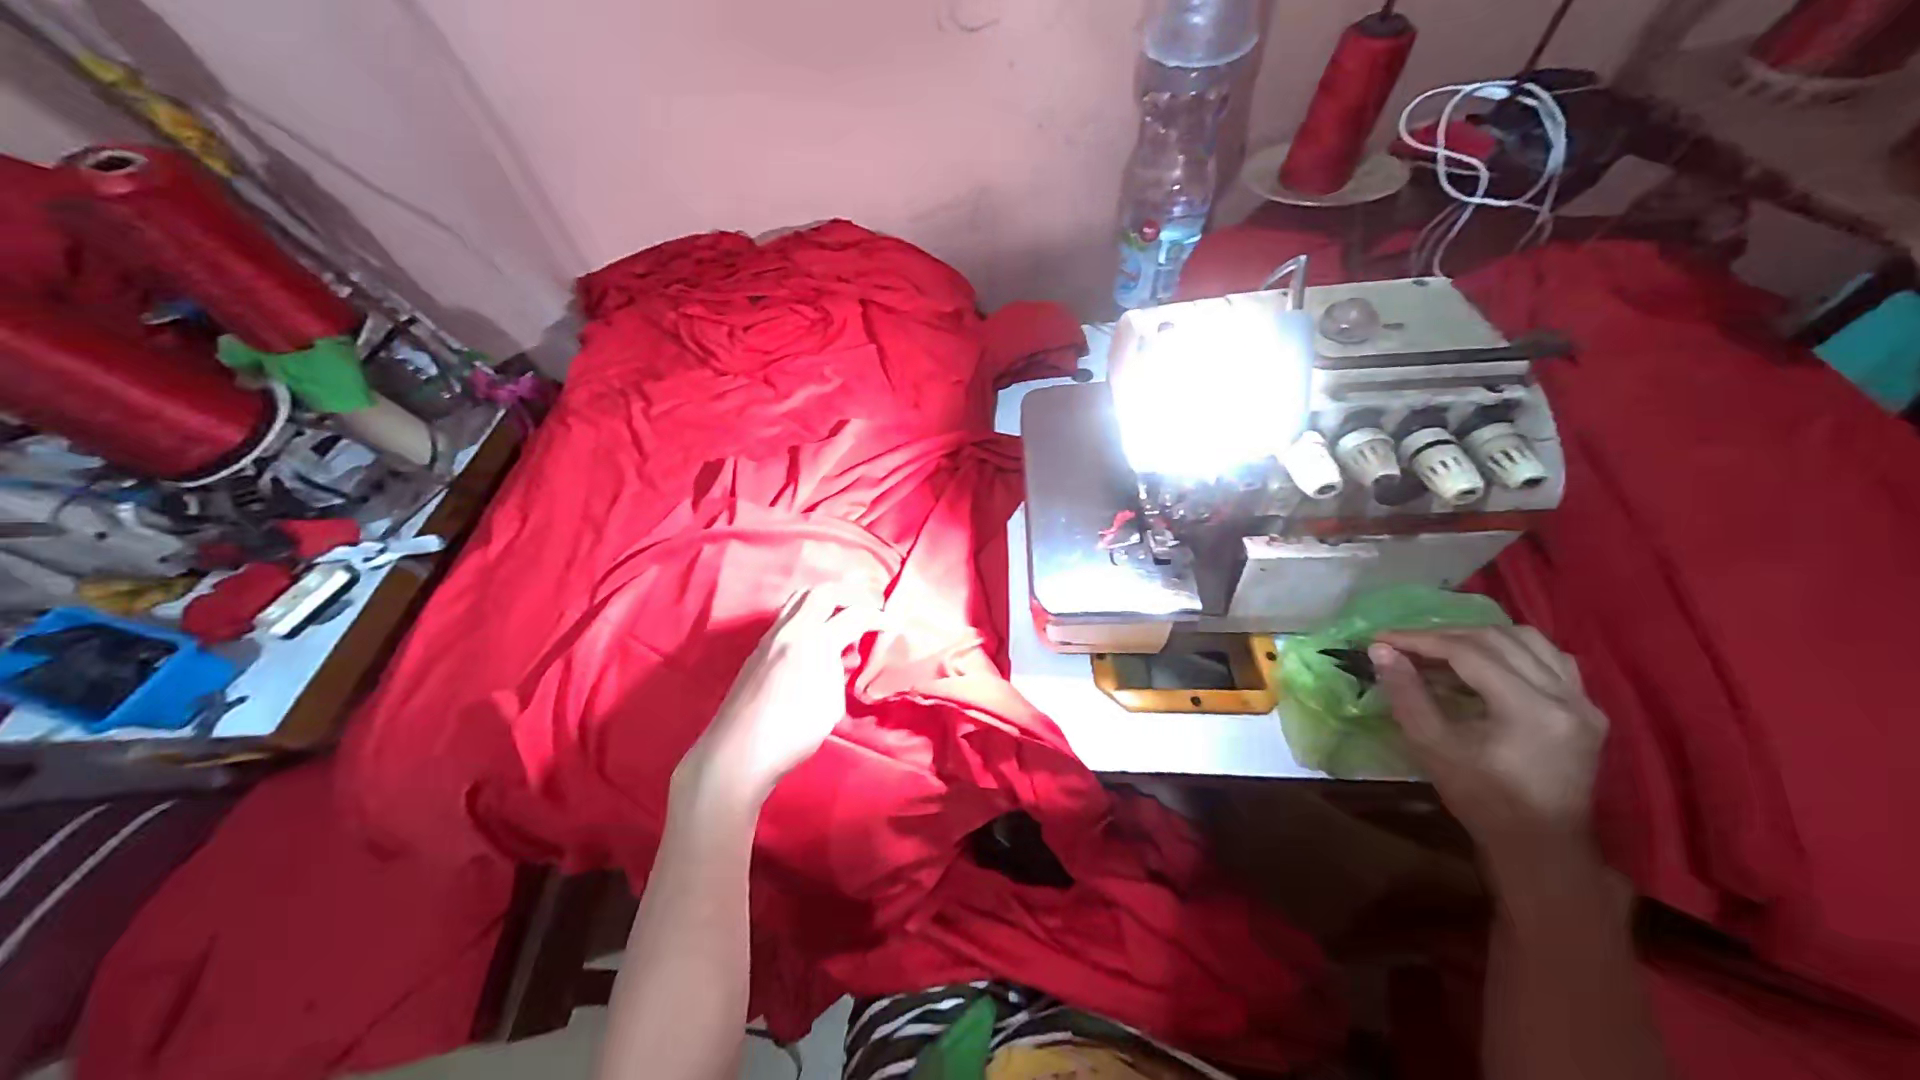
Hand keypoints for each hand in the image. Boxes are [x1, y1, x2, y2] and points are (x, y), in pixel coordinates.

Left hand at [674, 589, 882, 811]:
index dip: (878, 617)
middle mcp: (789, 631)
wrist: (737, 754)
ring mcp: (769, 638)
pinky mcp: (758, 650)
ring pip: (800, 598)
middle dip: (852, 594)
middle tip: (870, 606)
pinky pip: (788, 615)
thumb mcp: (830, 705)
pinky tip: (818, 638)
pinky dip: (810, 614)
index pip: (853, 616)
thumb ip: (838, 672)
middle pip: (824, 592)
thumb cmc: (790, 735)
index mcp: (811, 642)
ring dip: (827, 600)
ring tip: (843, 617)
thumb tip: (839, 657)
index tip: (892, 622)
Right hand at [1370, 627, 1606, 873]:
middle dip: (1445, 635)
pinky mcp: (1587, 710)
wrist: (1540, 845)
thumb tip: (1381, 650)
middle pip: (1498, 640)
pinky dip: (1513, 650)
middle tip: (1405, 643)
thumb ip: (1407, 693)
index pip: (1469, 652)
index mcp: (1531, 708)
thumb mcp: (1433, 747)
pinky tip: (1487, 662)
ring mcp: (1584, 702)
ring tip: (1443, 648)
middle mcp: (1566, 696)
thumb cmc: (1482, 799)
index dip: (1420, 640)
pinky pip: (1551, 659)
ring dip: (1480, 637)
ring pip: (1530, 641)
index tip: (1382, 638)